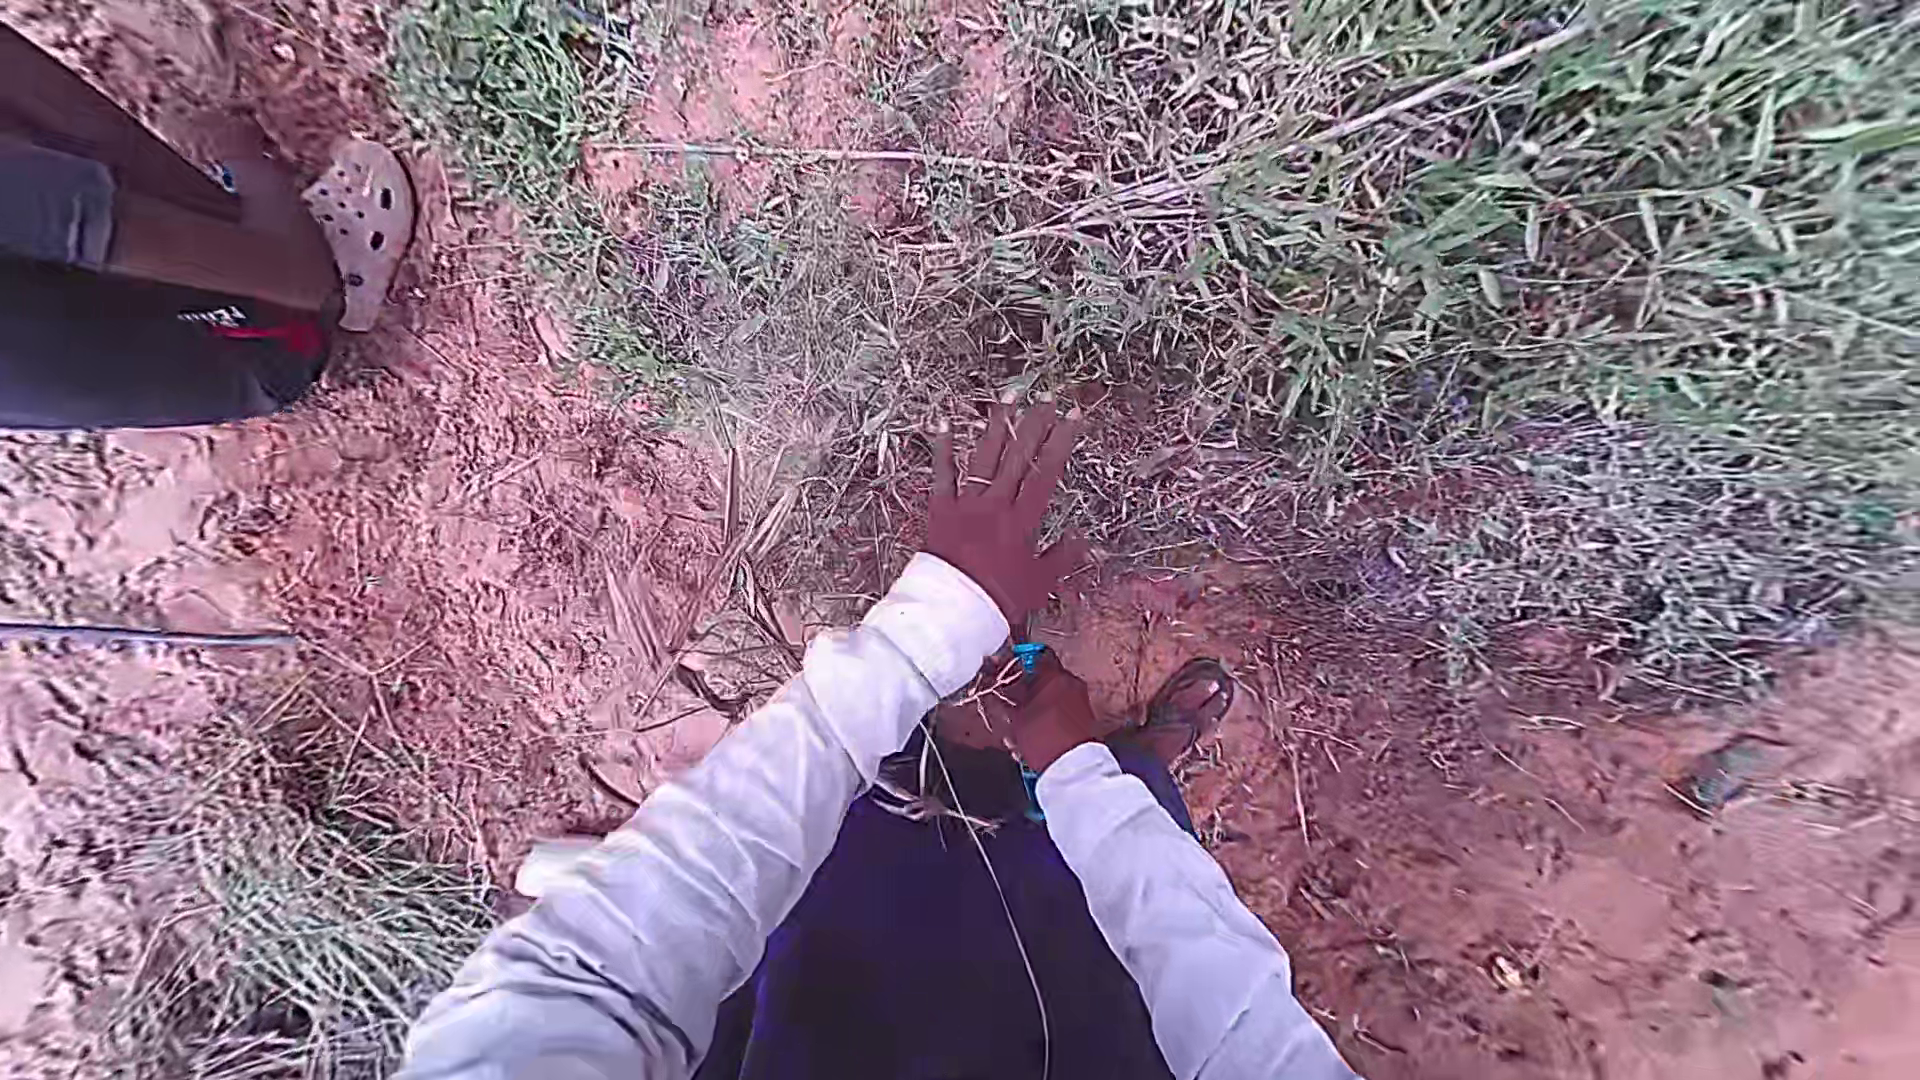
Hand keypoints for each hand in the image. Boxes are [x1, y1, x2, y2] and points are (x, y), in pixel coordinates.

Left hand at [926, 400, 1089, 626]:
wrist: (953, 608)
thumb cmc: (999, 597)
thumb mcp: (1039, 582)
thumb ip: (1064, 557)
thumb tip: (1087, 540)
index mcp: (1022, 519)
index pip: (1046, 472)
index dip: (1061, 442)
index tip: (1072, 417)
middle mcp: (995, 503)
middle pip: (1018, 457)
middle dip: (1034, 425)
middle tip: (1046, 398)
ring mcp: (966, 503)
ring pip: (984, 457)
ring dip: (997, 426)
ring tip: (1009, 398)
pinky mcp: (941, 508)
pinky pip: (942, 475)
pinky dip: (942, 450)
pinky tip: (944, 423)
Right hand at [984, 650, 1099, 771]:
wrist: (1073, 768)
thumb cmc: (1044, 738)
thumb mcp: (1017, 718)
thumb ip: (1006, 699)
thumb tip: (999, 690)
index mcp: (1054, 675)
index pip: (1037, 656)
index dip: (1021, 662)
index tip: (1010, 671)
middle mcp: (1072, 682)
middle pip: (1046, 676)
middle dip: (1030, 687)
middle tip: (1014, 700)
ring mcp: (1081, 699)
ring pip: (1055, 693)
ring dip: (1040, 703)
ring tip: (1024, 721)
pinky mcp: (1086, 716)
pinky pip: (1064, 708)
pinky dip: (1052, 714)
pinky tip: (1038, 730)